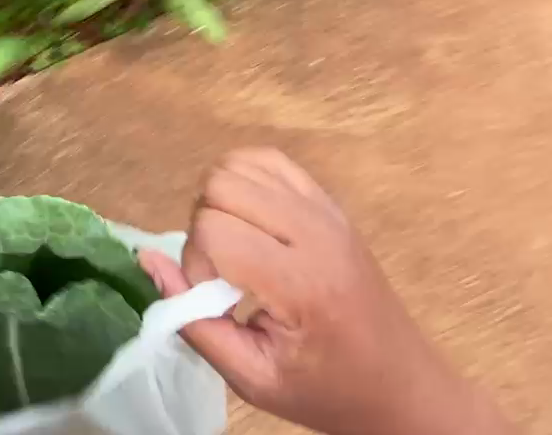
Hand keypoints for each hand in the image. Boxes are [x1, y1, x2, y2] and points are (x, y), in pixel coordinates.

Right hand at [140, 150, 512, 434]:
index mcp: (300, 283)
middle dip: (203, 226)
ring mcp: (325, 209)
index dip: (196, 264)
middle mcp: (314, 232)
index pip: (213, 229)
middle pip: (219, 185)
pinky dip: (242, 179)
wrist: (405, 389)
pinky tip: (250, 219)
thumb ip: (193, 321)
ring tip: (236, 246)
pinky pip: (265, 159)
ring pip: (235, 164)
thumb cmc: (326, 392)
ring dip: (218, 201)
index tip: (215, 298)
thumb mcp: (253, 378)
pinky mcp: (328, 200)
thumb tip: (147, 259)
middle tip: (222, 272)